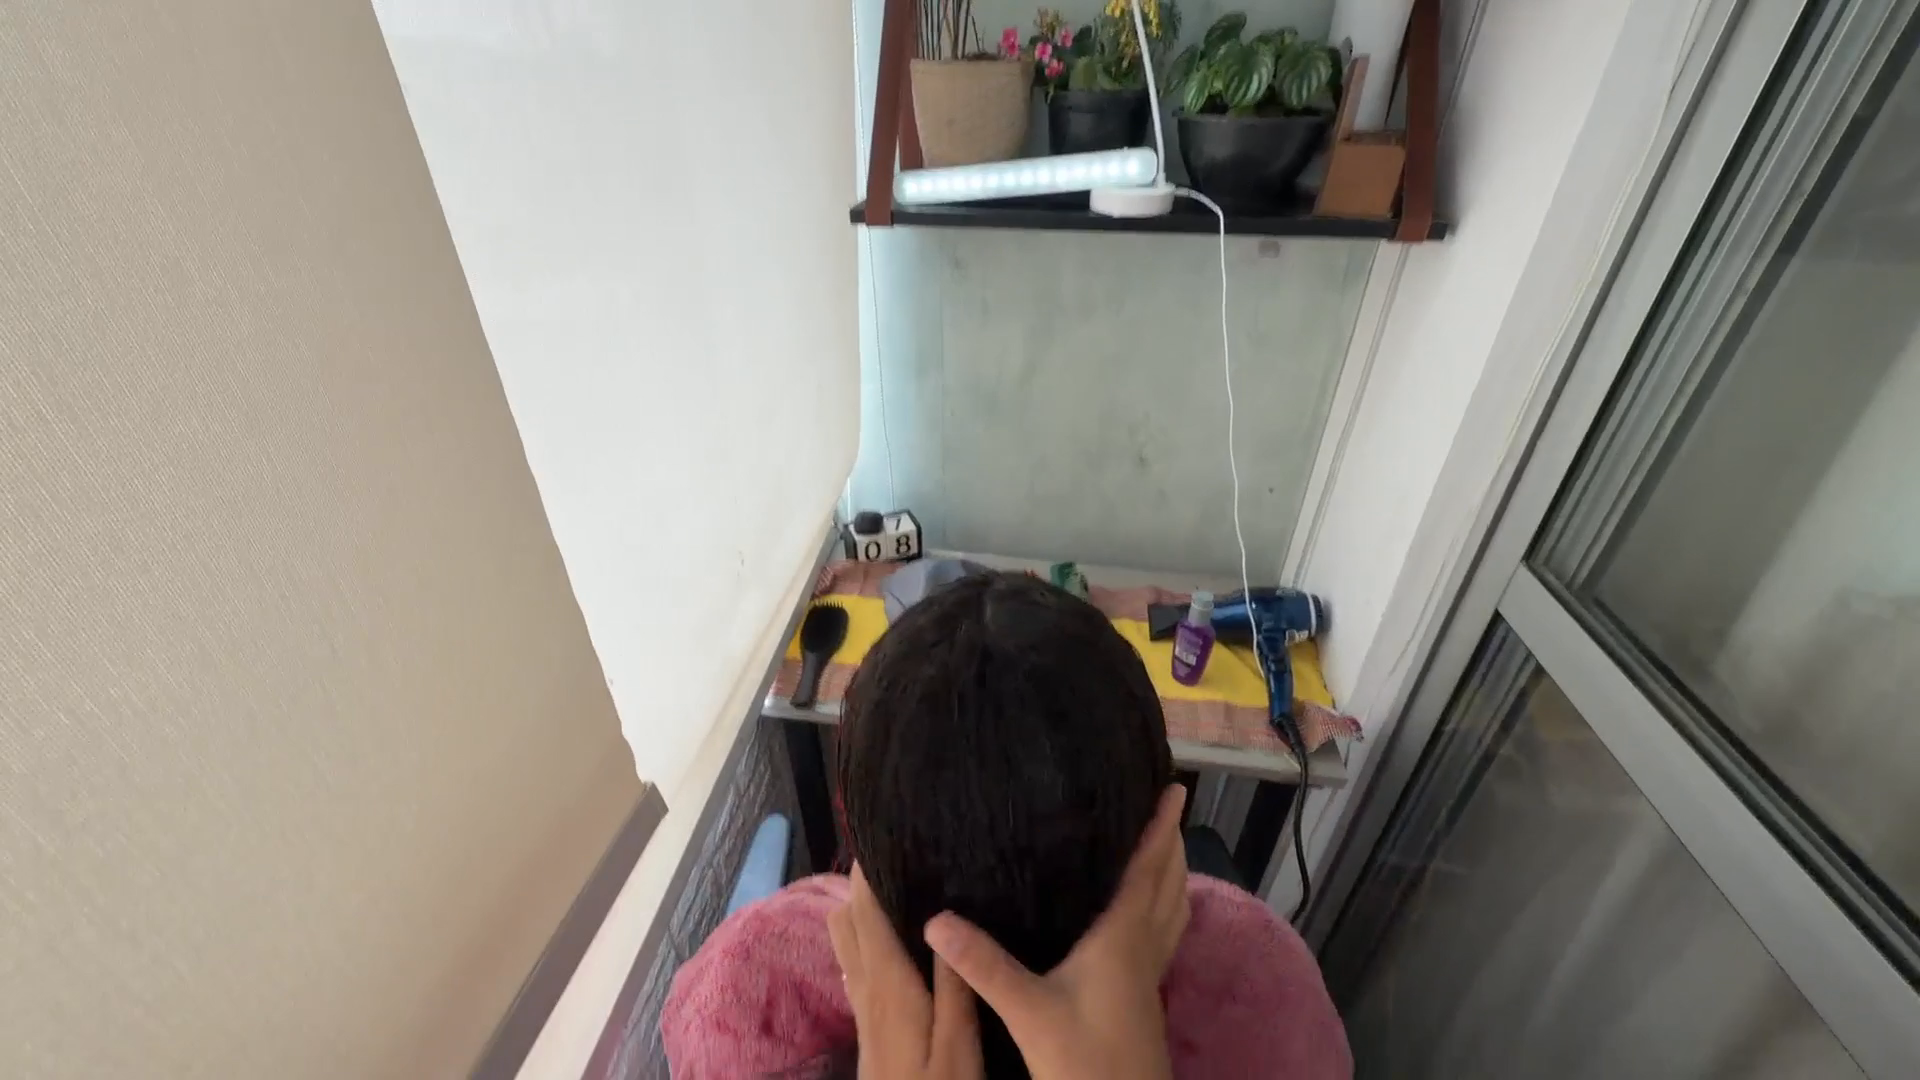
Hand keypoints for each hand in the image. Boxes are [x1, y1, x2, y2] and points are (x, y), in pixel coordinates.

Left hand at [829, 863, 983, 1079]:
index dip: (866, 874)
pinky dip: (868, 940)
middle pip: (844, 922)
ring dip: (862, 913)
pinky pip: (857, 965)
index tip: (883, 838)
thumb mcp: (958, 1042)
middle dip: (861, 887)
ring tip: (901, 893)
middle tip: (899, 862)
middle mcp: (866, 988)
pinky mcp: (868, 1025)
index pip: (864, 913)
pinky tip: (901, 943)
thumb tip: (946, 919)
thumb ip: (953, 984)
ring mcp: (863, 1008)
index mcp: (887, 983)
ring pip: (847, 944)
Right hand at [924, 785, 1189, 1079]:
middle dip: (1172, 842)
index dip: (1161, 827)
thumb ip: (985, 965)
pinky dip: (1164, 907)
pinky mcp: (1145, 996)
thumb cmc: (1084, 1063)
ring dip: (1173, 874)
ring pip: (1173, 910)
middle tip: (1166, 807)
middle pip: (1170, 883)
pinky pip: (1164, 934)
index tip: (1175, 789)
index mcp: (1124, 936)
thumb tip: (936, 919)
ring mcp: (1149, 974)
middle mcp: (1144, 947)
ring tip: (1163, 848)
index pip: (1148, 868)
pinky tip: (1141, 915)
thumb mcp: (1029, 1012)